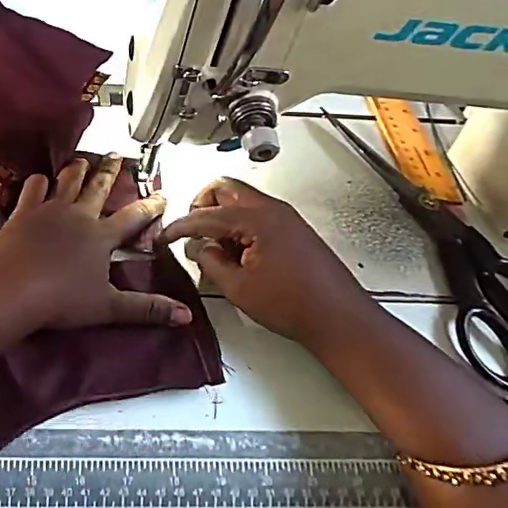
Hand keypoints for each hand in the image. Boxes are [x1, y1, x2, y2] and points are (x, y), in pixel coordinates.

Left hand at [0, 156, 192, 331]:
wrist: (13, 286)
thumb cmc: (62, 299)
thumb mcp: (109, 307)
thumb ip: (146, 308)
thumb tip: (185, 315)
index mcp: (101, 237)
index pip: (133, 218)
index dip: (150, 206)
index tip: (161, 194)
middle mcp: (78, 216)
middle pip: (98, 188)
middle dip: (110, 171)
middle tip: (116, 154)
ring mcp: (49, 210)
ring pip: (67, 182)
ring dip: (77, 169)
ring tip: (82, 159)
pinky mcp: (23, 211)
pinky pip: (33, 189)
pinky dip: (38, 181)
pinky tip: (39, 178)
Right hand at [159, 178, 369, 349]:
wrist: (339, 319)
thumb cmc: (297, 305)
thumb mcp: (239, 288)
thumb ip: (211, 262)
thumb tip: (201, 249)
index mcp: (257, 219)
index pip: (206, 214)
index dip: (181, 225)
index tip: (168, 235)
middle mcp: (273, 210)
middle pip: (224, 188)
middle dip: (201, 205)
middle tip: (192, 230)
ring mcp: (285, 217)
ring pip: (241, 199)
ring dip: (221, 214)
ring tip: (216, 247)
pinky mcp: (293, 229)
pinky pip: (257, 213)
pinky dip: (239, 223)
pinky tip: (238, 253)